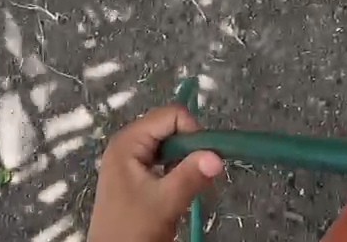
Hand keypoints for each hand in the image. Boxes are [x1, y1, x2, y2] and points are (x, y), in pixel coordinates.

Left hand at [89, 105, 223, 241]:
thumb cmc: (132, 231)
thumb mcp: (164, 203)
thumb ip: (190, 176)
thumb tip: (218, 157)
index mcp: (128, 141)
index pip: (170, 115)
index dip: (192, 132)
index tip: (205, 158)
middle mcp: (127, 143)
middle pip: (168, 128)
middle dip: (189, 147)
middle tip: (201, 173)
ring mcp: (130, 159)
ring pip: (168, 145)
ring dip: (184, 160)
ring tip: (191, 184)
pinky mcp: (134, 175)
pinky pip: (162, 160)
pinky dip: (176, 170)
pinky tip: (180, 189)